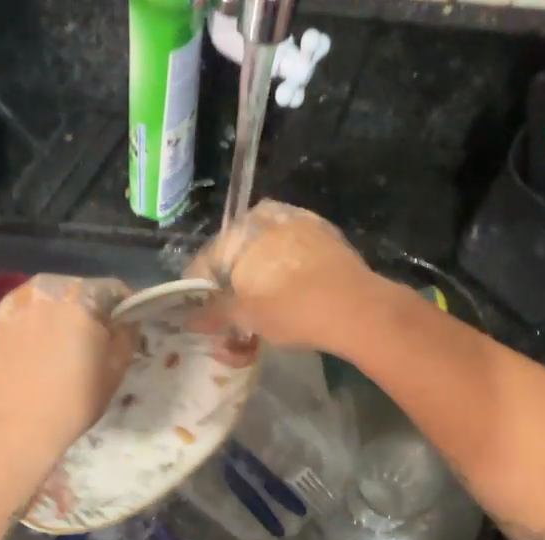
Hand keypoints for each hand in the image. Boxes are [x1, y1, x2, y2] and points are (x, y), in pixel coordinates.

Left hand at [0, 274, 134, 457]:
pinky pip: (19, 309)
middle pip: (77, 289)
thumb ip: (126, 337)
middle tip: (91, 333)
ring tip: (60, 334)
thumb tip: (125, 321)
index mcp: (84, 300)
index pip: (112, 289)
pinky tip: (32, 336)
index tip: (123, 324)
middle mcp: (49, 291)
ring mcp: (17, 304)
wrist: (21, 426)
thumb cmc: (76, 402)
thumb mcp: (115, 371)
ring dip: (57, 307)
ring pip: (46, 295)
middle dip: (88, 306)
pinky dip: (30, 316)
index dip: (122, 306)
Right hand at [184, 200, 376, 349]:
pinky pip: (291, 247)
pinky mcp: (323, 230)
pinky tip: (293, 289)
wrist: (354, 306)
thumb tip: (190, 317)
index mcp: (236, 234)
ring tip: (266, 301)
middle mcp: (262, 216)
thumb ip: (213, 314)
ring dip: (259, 270)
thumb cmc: (290, 311)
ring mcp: (296, 218)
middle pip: (234, 252)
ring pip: (263, 246)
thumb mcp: (245, 318)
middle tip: (238, 310)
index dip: (200, 293)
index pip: (202, 263)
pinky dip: (285, 264)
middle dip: (232, 280)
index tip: (205, 315)